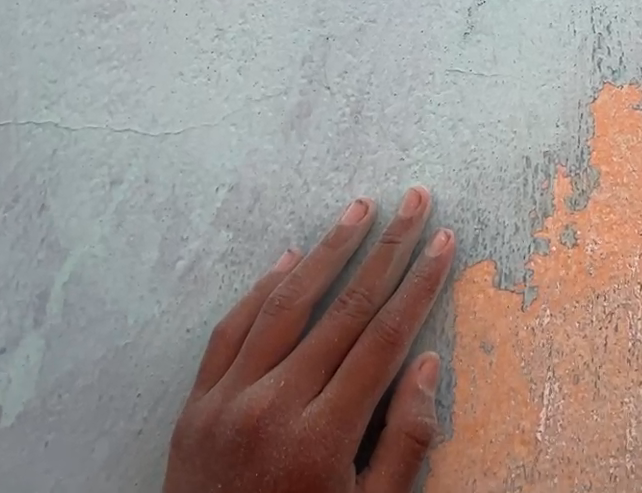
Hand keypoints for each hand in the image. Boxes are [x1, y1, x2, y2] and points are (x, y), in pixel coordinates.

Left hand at [164, 188, 456, 492]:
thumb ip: (405, 441)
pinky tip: (291, 257)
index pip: (385, 338)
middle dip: (389, 248)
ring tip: (360, 208)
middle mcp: (272, 409)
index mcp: (321, 439)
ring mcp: (227, 403)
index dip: (420, 284)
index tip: (444, 241)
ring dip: (329, 249)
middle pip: (345, 308)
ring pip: (286, 304)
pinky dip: (262, 289)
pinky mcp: (196, 406)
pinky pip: (231, 330)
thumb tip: (428, 363)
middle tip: (414, 201)